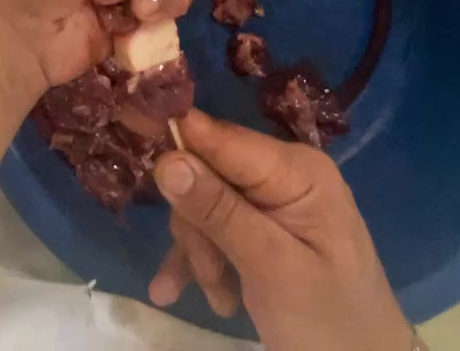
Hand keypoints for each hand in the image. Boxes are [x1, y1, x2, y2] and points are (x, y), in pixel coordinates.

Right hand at [149, 110, 414, 350]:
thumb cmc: (330, 323)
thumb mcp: (272, 267)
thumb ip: (219, 210)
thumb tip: (166, 158)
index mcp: (294, 168)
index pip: (218, 135)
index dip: (174, 140)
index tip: (130, 142)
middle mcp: (281, 174)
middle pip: (205, 174)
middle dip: (196, 224)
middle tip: (206, 272)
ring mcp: (272, 204)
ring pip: (203, 205)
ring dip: (200, 252)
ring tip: (218, 297)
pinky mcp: (262, 232)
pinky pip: (214, 231)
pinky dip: (200, 262)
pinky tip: (176, 292)